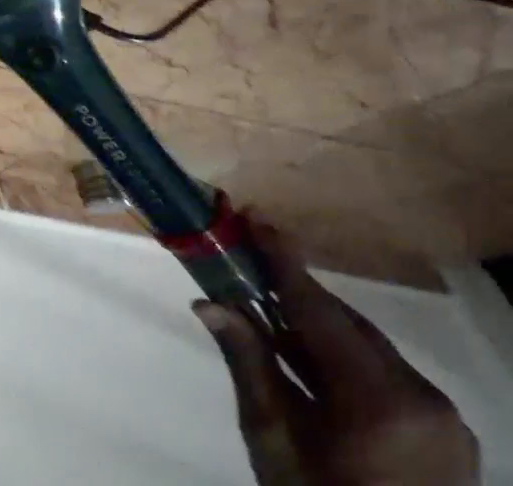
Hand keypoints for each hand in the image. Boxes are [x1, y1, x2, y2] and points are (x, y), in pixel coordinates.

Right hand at [196, 218, 478, 485]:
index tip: (258, 221)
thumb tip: (209, 302)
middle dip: (294, 292)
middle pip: (346, 325)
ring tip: (265, 308)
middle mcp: (422, 396)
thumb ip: (247, 362)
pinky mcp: (445, 432)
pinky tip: (304, 355)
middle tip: (246, 261)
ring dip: (314, 325)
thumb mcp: (271, 432)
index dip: (284, 263)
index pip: (319, 311)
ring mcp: (442, 416)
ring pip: (365, 348)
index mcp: (377, 396)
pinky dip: (339, 356)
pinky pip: (384, 374)